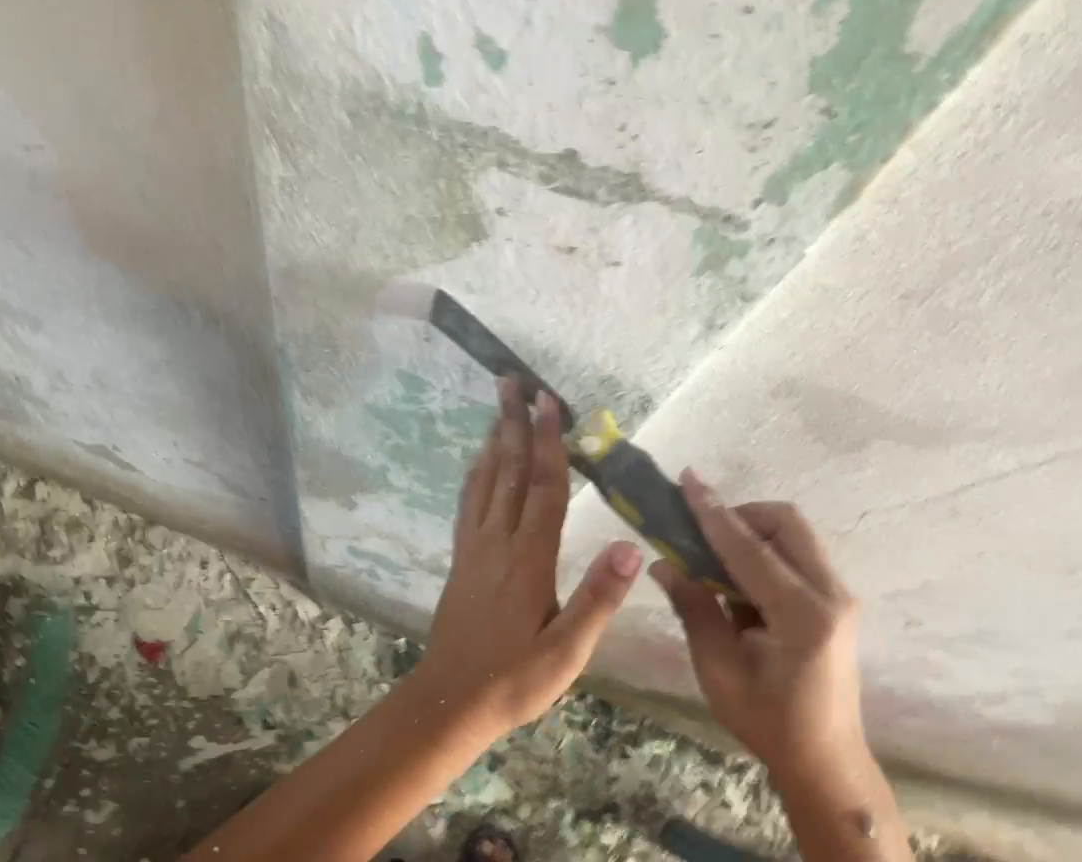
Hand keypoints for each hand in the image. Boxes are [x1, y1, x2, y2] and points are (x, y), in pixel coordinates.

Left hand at [410, 378, 643, 732]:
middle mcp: (498, 541)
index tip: (548, 401)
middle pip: (510, 470)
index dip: (549, 442)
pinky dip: (476, 472)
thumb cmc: (515, 680)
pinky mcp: (461, 559)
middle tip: (513, 380)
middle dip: (515, 423)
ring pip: (486, 480)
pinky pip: (469, 502)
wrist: (450, 702)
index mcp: (529, 559)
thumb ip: (598, 598)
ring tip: (498, 404)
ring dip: (494, 439)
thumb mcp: (567, 651)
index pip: (544, 487)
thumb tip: (630, 546)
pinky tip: (480, 461)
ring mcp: (474, 547)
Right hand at [650, 472, 866, 786]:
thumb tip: (664, 563)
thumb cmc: (767, 721)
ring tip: (717, 564)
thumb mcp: (719, 670)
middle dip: (740, 516)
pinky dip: (765, 553)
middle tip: (703, 535)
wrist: (824, 760)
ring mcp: (839, 596)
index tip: (688, 479)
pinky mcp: (836, 601)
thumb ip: (695, 609)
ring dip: (752, 534)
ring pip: (794, 535)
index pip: (750, 549)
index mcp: (803, 616)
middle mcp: (830, 595)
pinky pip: (797, 555)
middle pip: (786, 523)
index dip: (713, 513)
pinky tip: (739, 586)